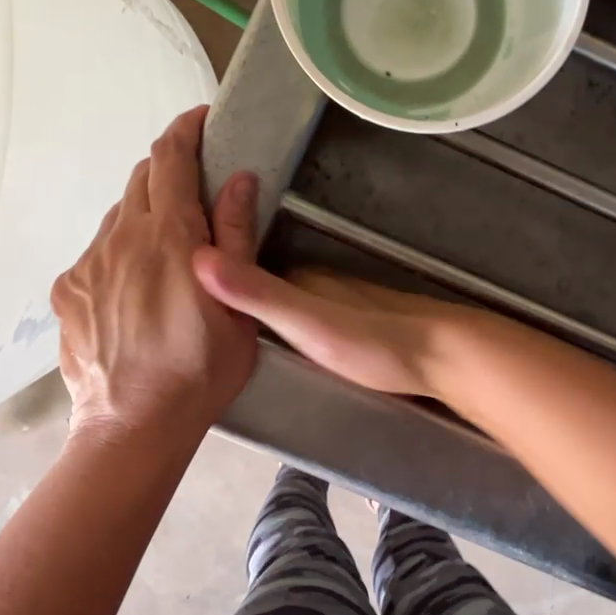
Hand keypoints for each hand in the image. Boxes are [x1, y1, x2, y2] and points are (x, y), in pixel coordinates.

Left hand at [50, 106, 258, 440]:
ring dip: (145, 214)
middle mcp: (122, 237)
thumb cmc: (201, 369)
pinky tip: (135, 289)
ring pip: (118, 216)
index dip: (186, 128)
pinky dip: (120, 251)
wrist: (133, 428)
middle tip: (196, 193)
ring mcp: (87, 263)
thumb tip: (239, 178)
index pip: (171, 156)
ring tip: (167, 251)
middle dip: (169, 170)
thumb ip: (236, 236)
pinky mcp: (67, 290)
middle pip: (141, 177)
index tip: (202, 120)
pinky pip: (97, 253)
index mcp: (170, 234)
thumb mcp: (239, 306)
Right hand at [191, 252, 479, 401]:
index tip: (169, 267)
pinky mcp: (356, 319)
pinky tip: (279, 328)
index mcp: (297, 276)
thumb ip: (258, 295)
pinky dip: (286, 310)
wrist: (445, 357)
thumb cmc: (374, 341)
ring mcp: (337, 298)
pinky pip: (307, 307)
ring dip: (255, 295)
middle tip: (187, 291)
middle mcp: (314, 280)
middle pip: (259, 276)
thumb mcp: (308, 323)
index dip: (205, 265)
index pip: (238, 264)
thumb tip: (196, 257)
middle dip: (228, 280)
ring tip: (220, 311)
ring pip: (283, 290)